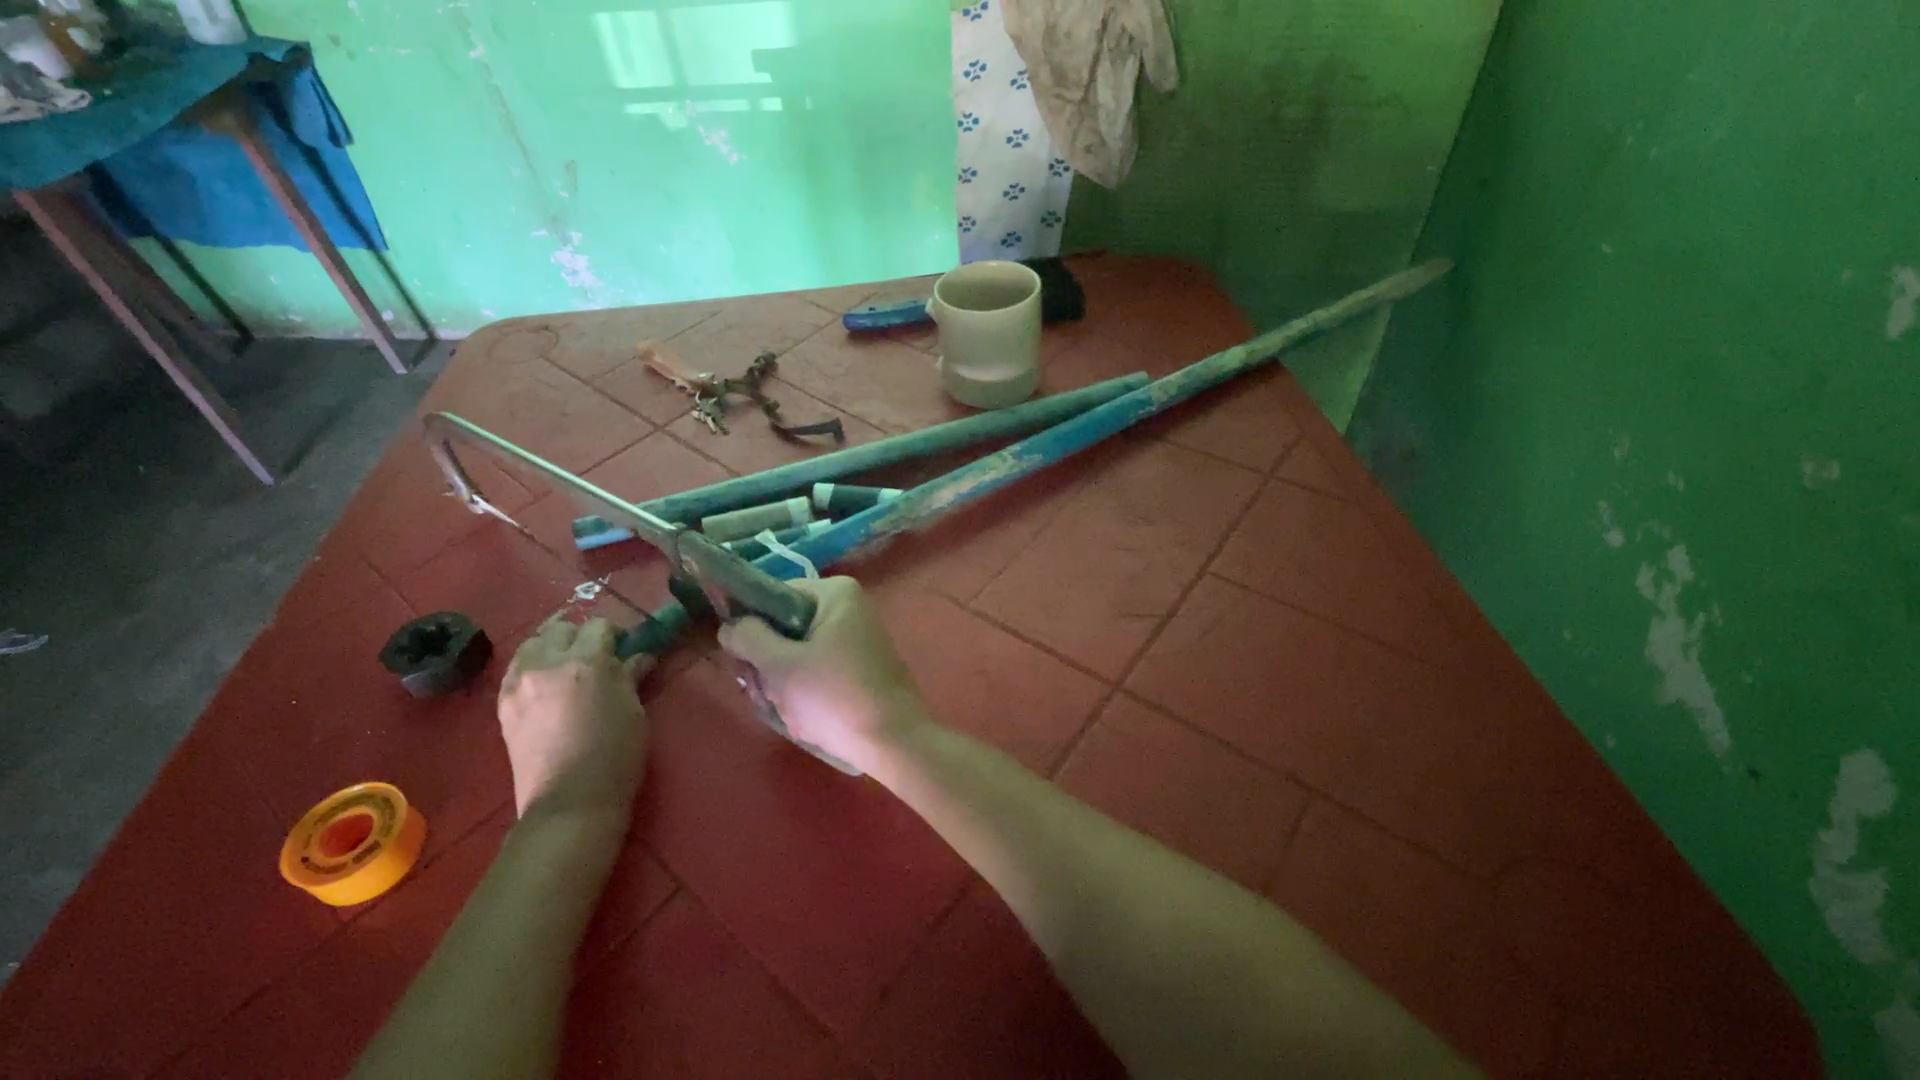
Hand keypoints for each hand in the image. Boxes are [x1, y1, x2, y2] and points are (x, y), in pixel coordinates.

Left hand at [498, 616, 651, 817]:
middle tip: (594, 657)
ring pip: (532, 643)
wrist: (569, 802)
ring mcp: (519, 682)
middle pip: (561, 628)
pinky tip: (545, 687)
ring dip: (551, 648)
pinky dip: (532, 667)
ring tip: (564, 669)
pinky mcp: (503, 703)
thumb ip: (630, 677)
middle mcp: (547, 664)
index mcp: (586, 662)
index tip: (623, 649)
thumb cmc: (615, 756)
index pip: (599, 625)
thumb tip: (640, 657)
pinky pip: (516, 668)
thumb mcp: (633, 712)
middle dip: (580, 636)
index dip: (614, 634)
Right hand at [718, 577, 929, 770]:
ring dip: (783, 686)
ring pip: (796, 656)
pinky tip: (807, 719)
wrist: (893, 743)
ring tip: (791, 712)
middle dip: (769, 666)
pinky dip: (805, 696)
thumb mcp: (781, 666)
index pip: (773, 598)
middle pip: (783, 630)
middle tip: (769, 693)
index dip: (752, 629)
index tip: (745, 662)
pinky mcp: (858, 669)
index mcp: (835, 594)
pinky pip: (817, 674)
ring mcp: (855, 640)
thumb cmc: (835, 697)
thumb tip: (730, 626)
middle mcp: (848, 609)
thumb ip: (749, 638)